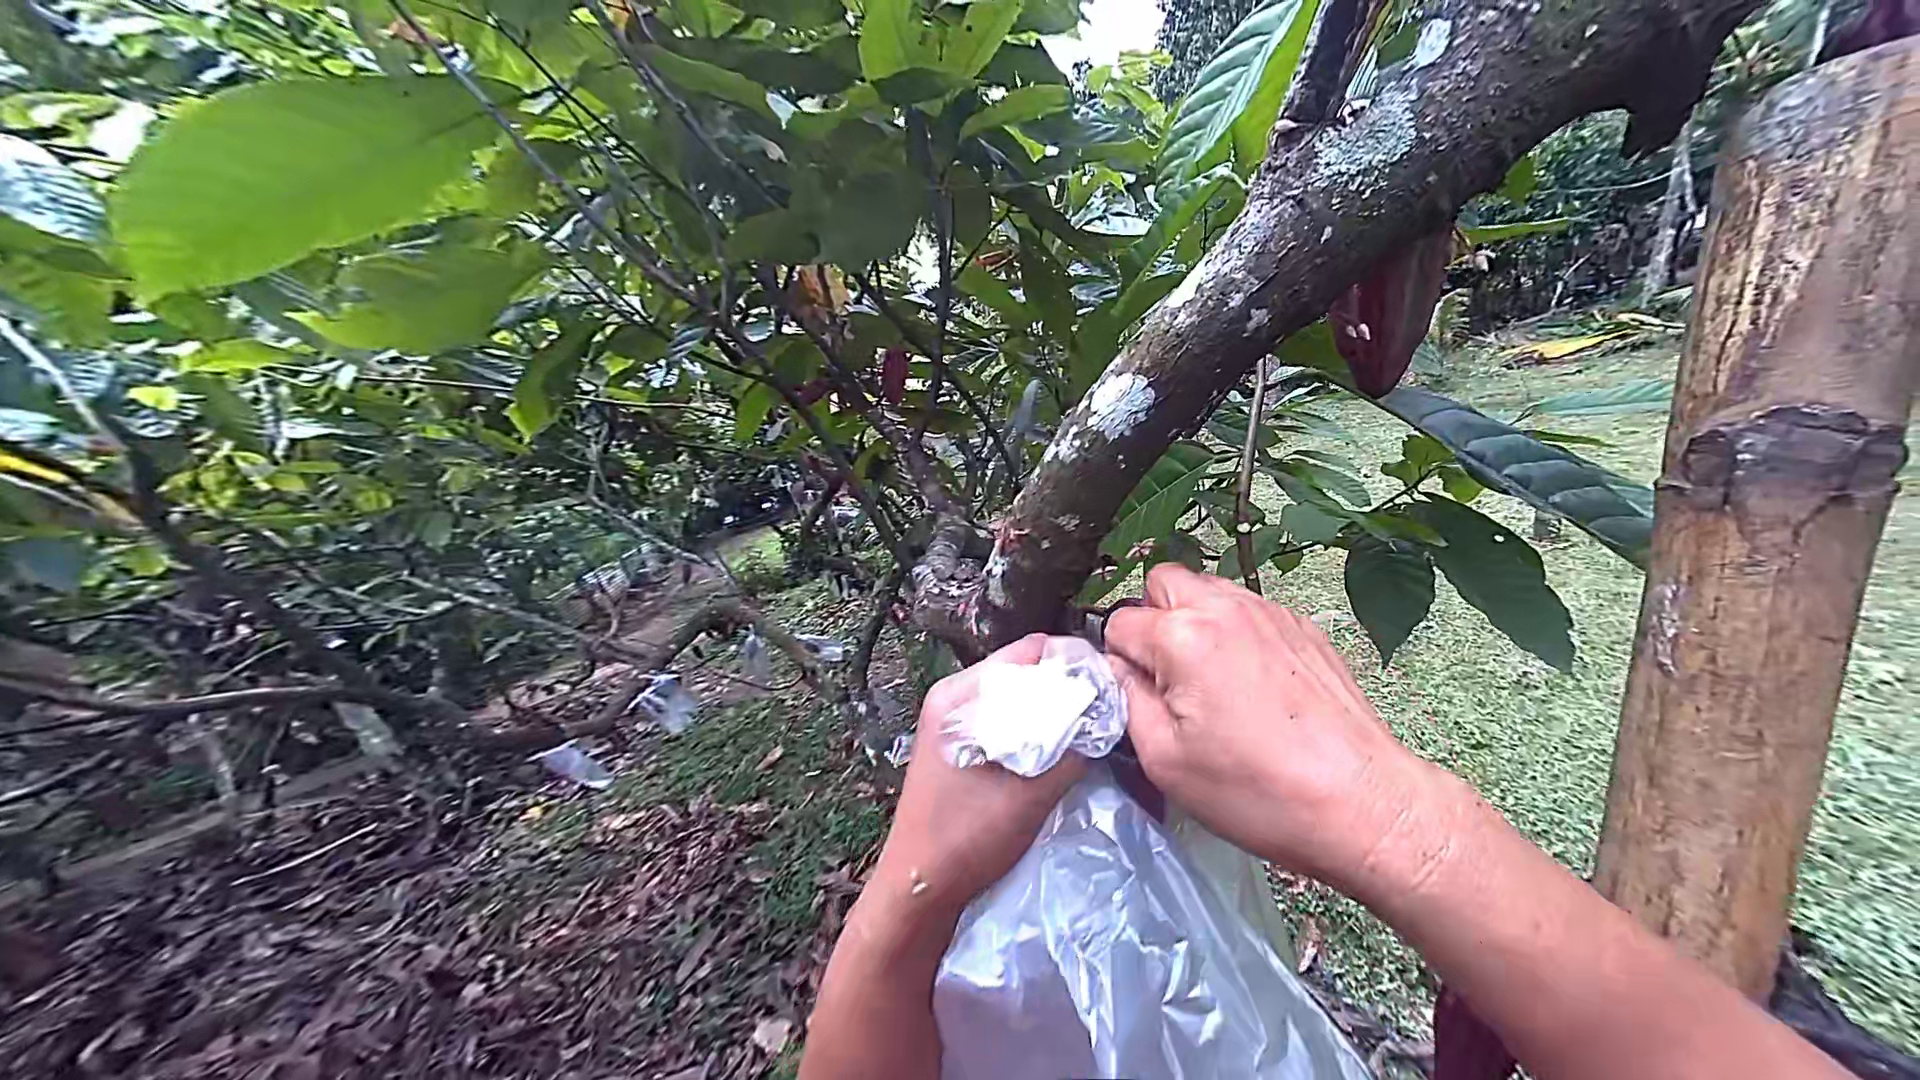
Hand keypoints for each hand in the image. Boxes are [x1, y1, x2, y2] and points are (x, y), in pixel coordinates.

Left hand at [871, 633, 1087, 915]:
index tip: (1107, 681)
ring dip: (1051, 706)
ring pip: (1016, 695)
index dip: (1072, 662)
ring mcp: (953, 719)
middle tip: (1105, 704)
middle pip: (1022, 670)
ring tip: (1088, 724)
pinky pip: (1006, 716)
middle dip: (1065, 685)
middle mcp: (953, 696)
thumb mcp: (1027, 793)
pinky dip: (1034, 724)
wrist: (918, 887)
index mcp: (959, 695)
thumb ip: (1069, 750)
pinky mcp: (959, 742)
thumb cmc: (964, 839)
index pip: (1027, 652)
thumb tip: (1106, 716)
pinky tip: (1058, 744)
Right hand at [1104, 564, 1457, 895]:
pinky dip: (1232, 629)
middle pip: (1161, 581)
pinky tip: (1247, 678)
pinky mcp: (1301, 626)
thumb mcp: (1163, 758)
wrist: (1362, 806)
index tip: (1138, 690)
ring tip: (1207, 673)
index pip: (1119, 623)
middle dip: (1151, 618)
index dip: (1119, 659)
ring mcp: (1268, 612)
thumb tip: (1120, 670)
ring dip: (1191, 617)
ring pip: (1205, 587)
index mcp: (1183, 638)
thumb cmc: (1261, 791)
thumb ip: (1126, 699)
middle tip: (1165, 669)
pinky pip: (1246, 607)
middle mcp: (1224, 609)